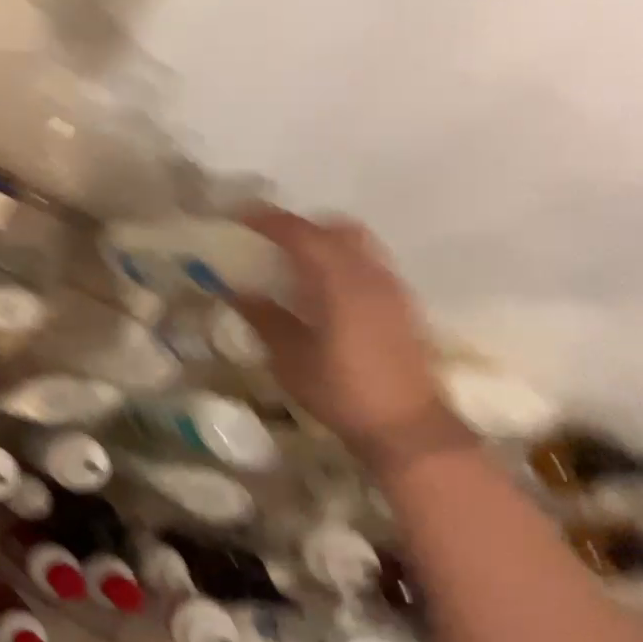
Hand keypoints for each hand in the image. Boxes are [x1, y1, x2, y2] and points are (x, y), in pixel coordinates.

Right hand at [236, 208, 452, 463]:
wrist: (405, 425)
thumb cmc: (339, 391)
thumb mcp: (288, 357)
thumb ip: (264, 318)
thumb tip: (238, 290)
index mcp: (340, 286)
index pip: (304, 237)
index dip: (270, 222)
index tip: (237, 216)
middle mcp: (371, 278)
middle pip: (338, 230)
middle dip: (300, 227)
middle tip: (264, 240)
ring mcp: (391, 290)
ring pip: (356, 245)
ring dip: (321, 243)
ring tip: (287, 264)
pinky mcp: (399, 306)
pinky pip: (365, 265)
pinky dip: (337, 262)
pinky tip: (315, 289)